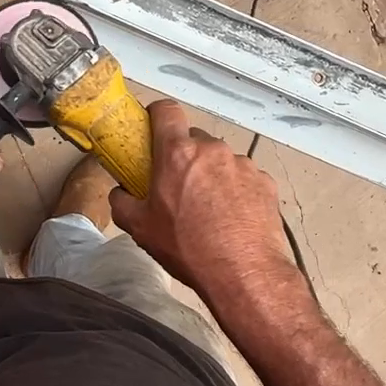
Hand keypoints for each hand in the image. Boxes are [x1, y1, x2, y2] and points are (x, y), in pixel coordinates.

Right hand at [110, 100, 297, 302]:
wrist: (244, 274)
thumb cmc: (188, 248)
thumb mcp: (140, 229)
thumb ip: (122, 203)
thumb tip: (119, 194)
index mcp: (177, 153)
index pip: (166, 111)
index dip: (157, 115)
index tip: (153, 127)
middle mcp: (212, 150)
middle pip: (193, 140)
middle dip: (184, 156)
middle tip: (179, 186)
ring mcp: (242, 164)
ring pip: (220, 159)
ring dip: (211, 175)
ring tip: (209, 209)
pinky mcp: (265, 182)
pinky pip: (244, 177)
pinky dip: (237, 190)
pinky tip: (233, 218)